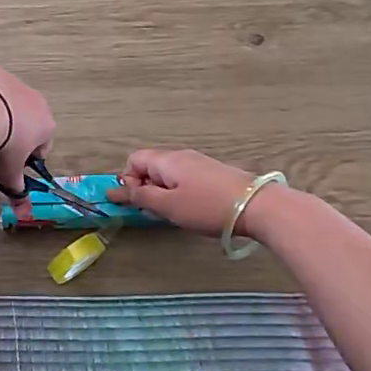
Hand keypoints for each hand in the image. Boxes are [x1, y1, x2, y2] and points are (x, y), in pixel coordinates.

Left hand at [0, 66, 53, 193]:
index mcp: (48, 125)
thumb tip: (23, 211)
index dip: (27, 156)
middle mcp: (38, 101)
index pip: (43, 145)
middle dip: (16, 132)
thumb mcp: (10, 173)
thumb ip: (18, 190)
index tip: (12, 162)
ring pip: (10, 102)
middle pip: (29, 120)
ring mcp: (17, 84)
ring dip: (1, 112)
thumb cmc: (3, 146)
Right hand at [106, 148, 266, 236]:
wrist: (256, 206)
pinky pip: (184, 179)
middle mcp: (181, 156)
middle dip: (145, 188)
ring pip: (168, 175)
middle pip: (150, 166)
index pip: (134, 159)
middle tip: (154, 211)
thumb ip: (140, 196)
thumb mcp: (167, 205)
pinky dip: (179, 193)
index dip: (128, 180)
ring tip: (174, 214)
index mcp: (167, 160)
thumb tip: (114, 189)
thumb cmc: (207, 207)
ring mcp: (199, 163)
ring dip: (162, 193)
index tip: (137, 203)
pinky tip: (191, 210)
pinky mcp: (212, 174)